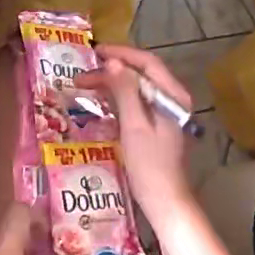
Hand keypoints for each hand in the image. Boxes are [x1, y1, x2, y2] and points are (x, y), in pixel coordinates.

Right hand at [76, 45, 196, 223]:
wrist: (165, 201)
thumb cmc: (150, 165)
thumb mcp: (134, 125)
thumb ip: (125, 90)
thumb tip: (112, 61)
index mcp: (172, 95)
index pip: (147, 63)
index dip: (121, 54)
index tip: (95, 52)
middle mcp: (172, 99)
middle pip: (141, 74)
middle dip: (112, 70)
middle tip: (82, 74)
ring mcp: (166, 113)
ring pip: (137, 89)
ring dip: (112, 84)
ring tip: (85, 85)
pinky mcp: (157, 126)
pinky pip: (137, 103)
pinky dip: (118, 99)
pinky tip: (100, 103)